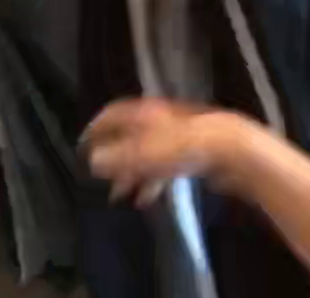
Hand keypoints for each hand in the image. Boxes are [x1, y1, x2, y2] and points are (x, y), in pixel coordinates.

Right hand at [83, 99, 255, 205]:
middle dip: (112, 156)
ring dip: (130, 173)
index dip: (95, 128)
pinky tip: (145, 198)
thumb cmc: (181, 146)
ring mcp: (173, 133)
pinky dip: (150, 180)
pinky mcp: (189, 150)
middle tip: (97, 177)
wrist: (227, 147)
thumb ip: (118, 157)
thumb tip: (92, 160)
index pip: (112, 113)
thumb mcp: (144, 153)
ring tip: (118, 195)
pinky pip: (161, 164)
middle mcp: (155, 117)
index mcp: (142, 112)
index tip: (82, 146)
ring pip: (144, 152)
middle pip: (127, 134)